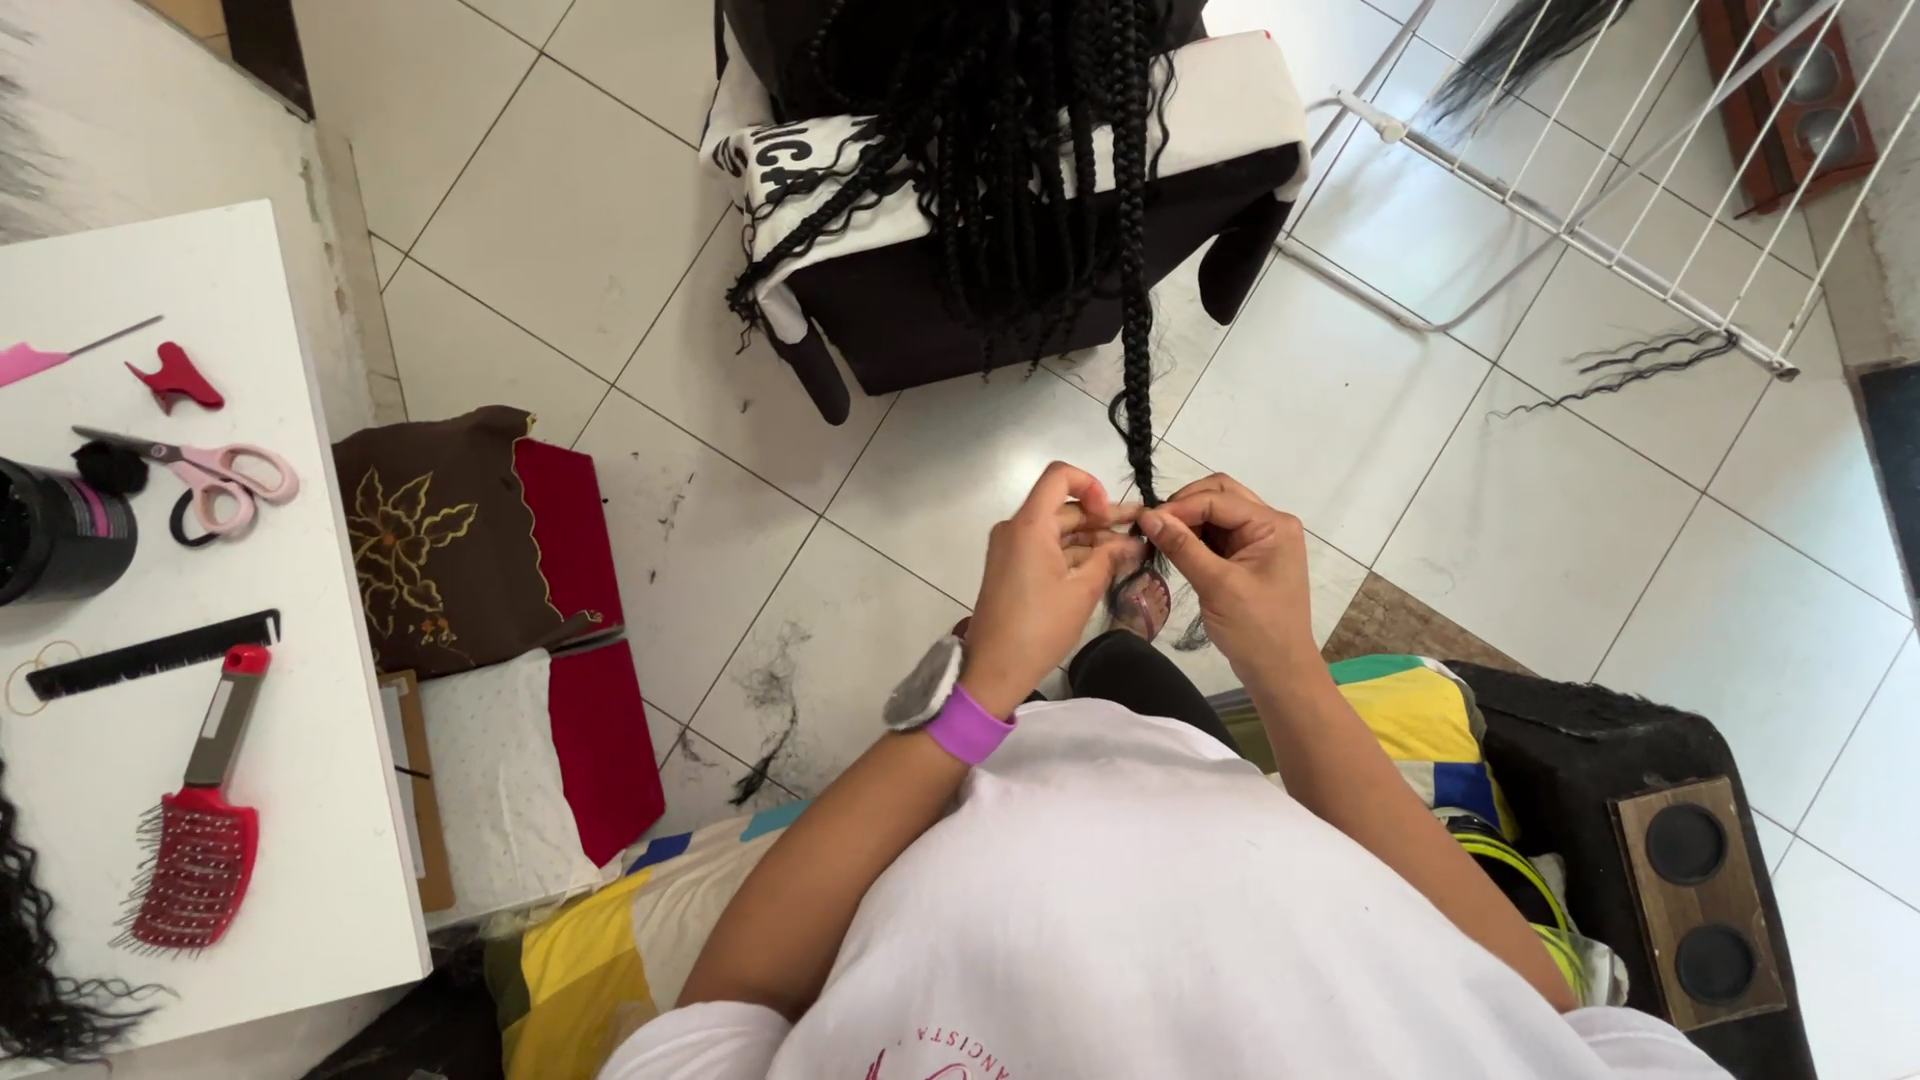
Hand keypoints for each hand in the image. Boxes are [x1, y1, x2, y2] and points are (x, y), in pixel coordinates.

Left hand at [959, 462, 1143, 718]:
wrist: (994, 667)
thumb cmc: (1039, 628)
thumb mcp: (1082, 591)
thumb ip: (1109, 558)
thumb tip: (1131, 543)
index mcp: (1029, 524)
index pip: (1060, 476)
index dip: (1091, 486)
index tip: (1109, 515)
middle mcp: (1015, 528)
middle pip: (1063, 506)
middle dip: (1101, 518)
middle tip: (1141, 530)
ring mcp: (1011, 547)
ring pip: (1057, 529)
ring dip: (1091, 538)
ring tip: (1131, 551)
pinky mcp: (1012, 566)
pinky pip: (1046, 547)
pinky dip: (1073, 553)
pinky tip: (1105, 564)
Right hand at [1138, 473, 1324, 693]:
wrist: (1278, 670)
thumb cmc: (1255, 628)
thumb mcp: (1216, 585)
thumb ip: (1182, 546)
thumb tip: (1148, 515)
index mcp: (1272, 525)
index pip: (1218, 499)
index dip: (1180, 506)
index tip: (1145, 522)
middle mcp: (1270, 524)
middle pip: (1220, 495)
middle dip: (1184, 505)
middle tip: (1154, 526)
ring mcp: (1260, 540)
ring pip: (1216, 512)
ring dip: (1187, 519)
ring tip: (1159, 536)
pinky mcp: (1247, 556)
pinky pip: (1217, 533)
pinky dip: (1194, 535)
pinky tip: (1174, 547)